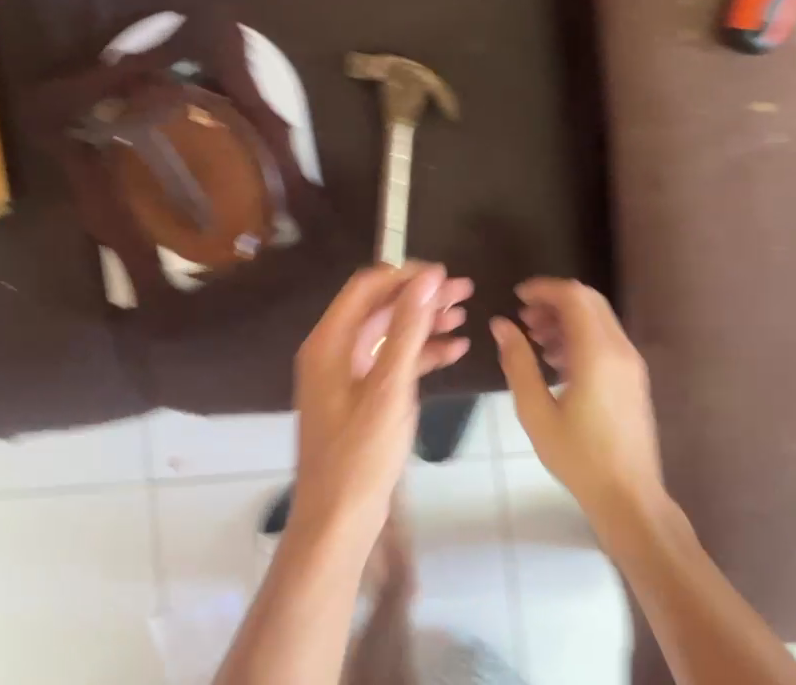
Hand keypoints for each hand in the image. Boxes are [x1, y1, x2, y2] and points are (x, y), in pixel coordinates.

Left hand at [291, 264, 472, 540]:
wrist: (337, 520)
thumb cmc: (360, 454)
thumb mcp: (389, 388)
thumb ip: (408, 329)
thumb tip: (427, 277)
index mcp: (329, 342)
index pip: (367, 287)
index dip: (406, 275)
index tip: (446, 274)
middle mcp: (333, 351)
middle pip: (380, 308)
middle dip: (421, 297)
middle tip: (465, 291)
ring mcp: (345, 375)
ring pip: (388, 333)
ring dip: (424, 323)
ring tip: (464, 315)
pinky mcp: (359, 398)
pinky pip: (390, 363)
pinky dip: (419, 354)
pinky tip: (453, 350)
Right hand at [491, 278, 663, 515]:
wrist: (628, 495)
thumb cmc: (578, 457)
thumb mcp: (536, 412)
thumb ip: (518, 362)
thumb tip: (501, 325)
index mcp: (596, 353)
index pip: (573, 296)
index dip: (543, 289)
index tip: (516, 297)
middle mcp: (619, 348)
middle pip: (588, 301)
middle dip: (554, 302)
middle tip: (524, 319)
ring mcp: (631, 362)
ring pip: (598, 319)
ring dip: (567, 319)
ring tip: (535, 340)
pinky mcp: (633, 377)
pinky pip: (606, 339)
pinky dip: (581, 336)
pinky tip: (556, 361)